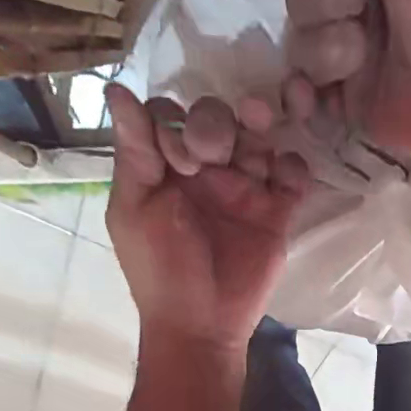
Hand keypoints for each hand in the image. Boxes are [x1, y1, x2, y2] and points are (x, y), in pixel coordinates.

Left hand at [104, 84, 309, 349]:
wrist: (202, 323)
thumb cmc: (161, 269)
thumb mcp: (136, 208)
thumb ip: (135, 152)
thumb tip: (115, 87)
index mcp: (166, 168)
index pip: (170, 117)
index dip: (174, 123)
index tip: (176, 160)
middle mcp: (207, 172)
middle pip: (217, 119)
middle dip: (216, 123)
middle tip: (211, 154)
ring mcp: (245, 191)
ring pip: (257, 140)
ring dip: (259, 128)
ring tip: (259, 133)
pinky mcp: (277, 213)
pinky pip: (292, 178)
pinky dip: (294, 167)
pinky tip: (285, 175)